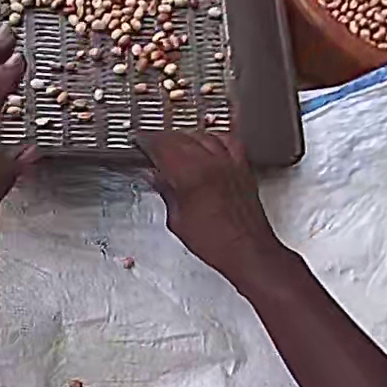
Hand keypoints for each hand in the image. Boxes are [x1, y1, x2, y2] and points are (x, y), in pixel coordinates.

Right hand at [136, 130, 287, 282]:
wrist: (247, 251)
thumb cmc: (216, 243)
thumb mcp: (177, 220)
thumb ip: (166, 193)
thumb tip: (156, 178)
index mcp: (190, 174)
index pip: (162, 146)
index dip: (147, 141)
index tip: (139, 141)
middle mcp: (211, 163)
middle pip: (180, 137)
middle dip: (162, 139)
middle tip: (151, 146)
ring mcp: (229, 163)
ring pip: (202, 135)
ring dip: (185, 137)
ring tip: (175, 145)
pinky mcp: (243, 168)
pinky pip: (227, 141)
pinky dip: (213, 139)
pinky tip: (208, 144)